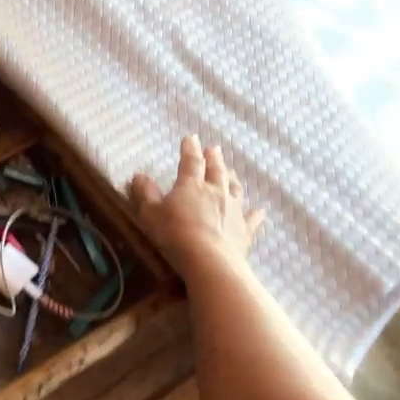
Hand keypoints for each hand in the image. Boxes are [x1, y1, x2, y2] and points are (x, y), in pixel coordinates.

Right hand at [130, 134, 266, 279]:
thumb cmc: (174, 234)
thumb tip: (140, 176)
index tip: (191, 138)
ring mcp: (233, 210)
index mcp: (191, 185)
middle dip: (214, 159)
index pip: (190, 162)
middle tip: (214, 149)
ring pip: (234, 189)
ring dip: (232, 179)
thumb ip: (145, 193)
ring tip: (231, 171)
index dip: (190, 149)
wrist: (210, 261)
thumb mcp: (150, 213)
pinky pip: (251, 219)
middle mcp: (216, 192)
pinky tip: (260, 211)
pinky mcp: (244, 230)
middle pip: (216, 171)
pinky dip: (255, 214)